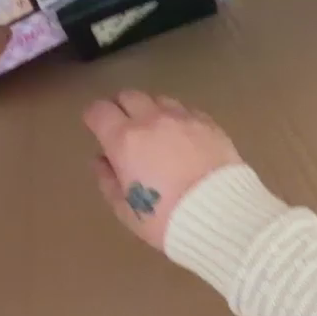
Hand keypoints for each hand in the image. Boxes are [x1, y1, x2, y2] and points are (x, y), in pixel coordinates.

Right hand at [82, 91, 242, 248]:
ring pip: (159, 99)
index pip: (99, 110)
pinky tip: (183, 138)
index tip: (96, 128)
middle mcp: (152, 120)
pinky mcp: (209, 122)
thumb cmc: (166, 219)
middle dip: (121, 108)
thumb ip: (108, 181)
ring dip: (151, 111)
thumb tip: (101, 160)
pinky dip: (178, 119)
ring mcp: (183, 117)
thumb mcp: (126, 210)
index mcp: (125, 139)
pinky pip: (186, 110)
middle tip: (124, 128)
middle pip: (128, 96)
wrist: (222, 216)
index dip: (94, 117)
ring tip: (157, 132)